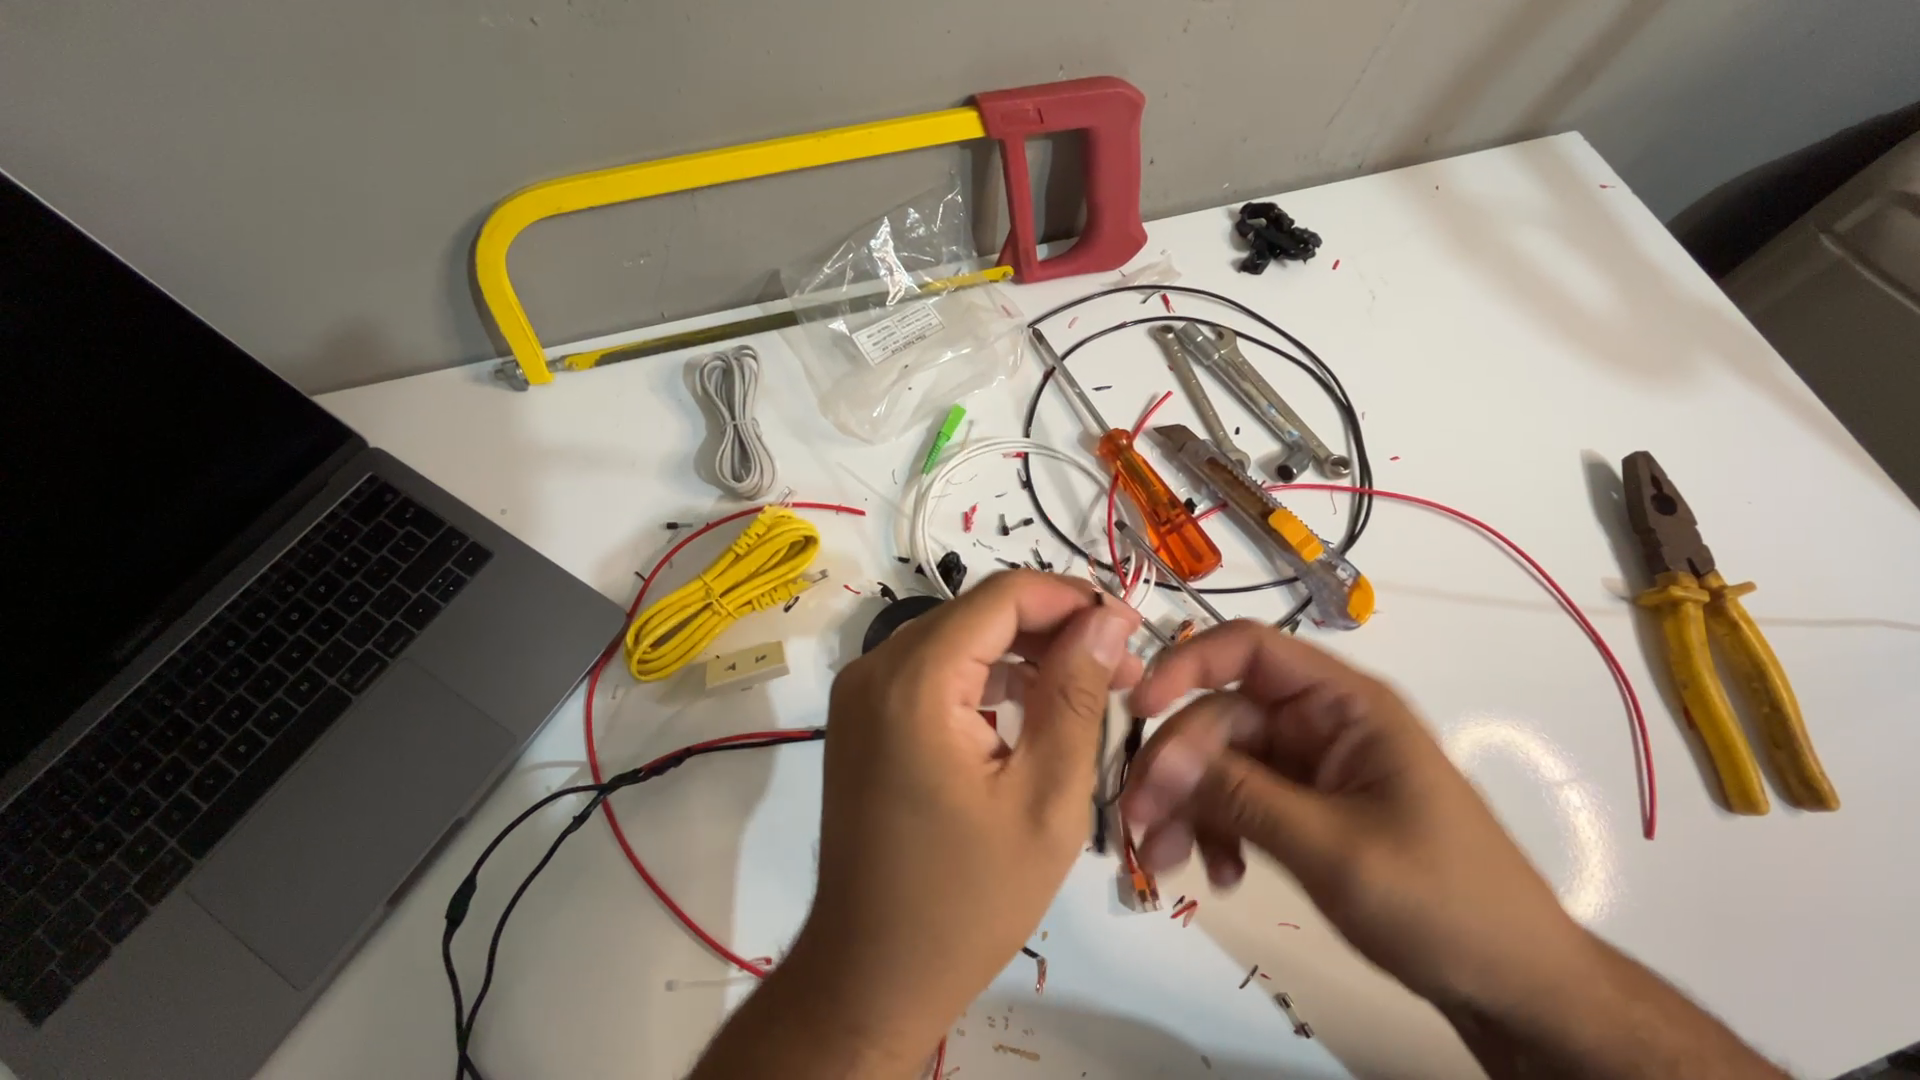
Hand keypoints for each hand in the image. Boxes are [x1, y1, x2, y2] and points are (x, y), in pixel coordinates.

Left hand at [775, 570, 1140, 1068]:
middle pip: (978, 614)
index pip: (1003, 597)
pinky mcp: (863, 720)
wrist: (871, 974)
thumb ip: (1076, 696)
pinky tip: (1031, 709)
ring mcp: (861, 695)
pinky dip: (985, 680)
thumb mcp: (1046, 798)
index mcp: (914, 681)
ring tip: (1090, 688)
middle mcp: (875, 669)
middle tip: (1120, 668)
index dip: (1073, 600)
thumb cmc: (968, 900)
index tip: (1132, 630)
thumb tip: (1107, 618)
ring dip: (1023, 654)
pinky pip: (933, 674)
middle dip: (1053, 629)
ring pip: (958, 640)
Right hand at [1119, 620, 1585, 1013]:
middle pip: (1221, 717)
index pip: (1250, 650)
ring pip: (1219, 763)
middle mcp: (1320, 724)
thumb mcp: (1334, 849)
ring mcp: (1309, 767)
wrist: (1510, 985)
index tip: (1136, 709)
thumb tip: (1162, 758)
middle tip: (1139, 825)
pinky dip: (1213, 832)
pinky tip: (1216, 876)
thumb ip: (1242, 797)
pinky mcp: (1302, 807)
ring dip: (1183, 806)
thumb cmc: (1440, 902)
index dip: (1187, 666)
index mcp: (1345, 705)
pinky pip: (1236, 802)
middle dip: (1175, 768)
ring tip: (1164, 862)